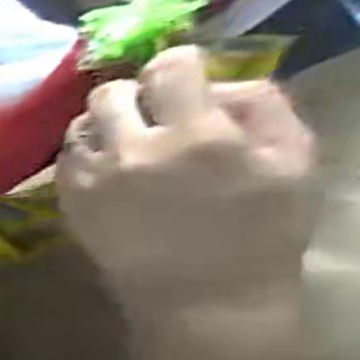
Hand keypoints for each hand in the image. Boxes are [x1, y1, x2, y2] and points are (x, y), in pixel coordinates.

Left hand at [58, 47, 319, 311]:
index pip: (167, 68)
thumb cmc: (261, 229)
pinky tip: (108, 165)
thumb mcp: (294, 158)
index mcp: (197, 135)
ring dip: (103, 123)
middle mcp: (133, 150)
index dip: (177, 65)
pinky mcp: (66, 199)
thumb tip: (215, 81)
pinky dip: (85, 152)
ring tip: (128, 140)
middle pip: (108, 93)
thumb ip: (260, 105)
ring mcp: (91, 176)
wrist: (200, 294)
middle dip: (133, 94)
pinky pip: (65, 156)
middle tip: (153, 111)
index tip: (184, 77)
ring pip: (78, 124)